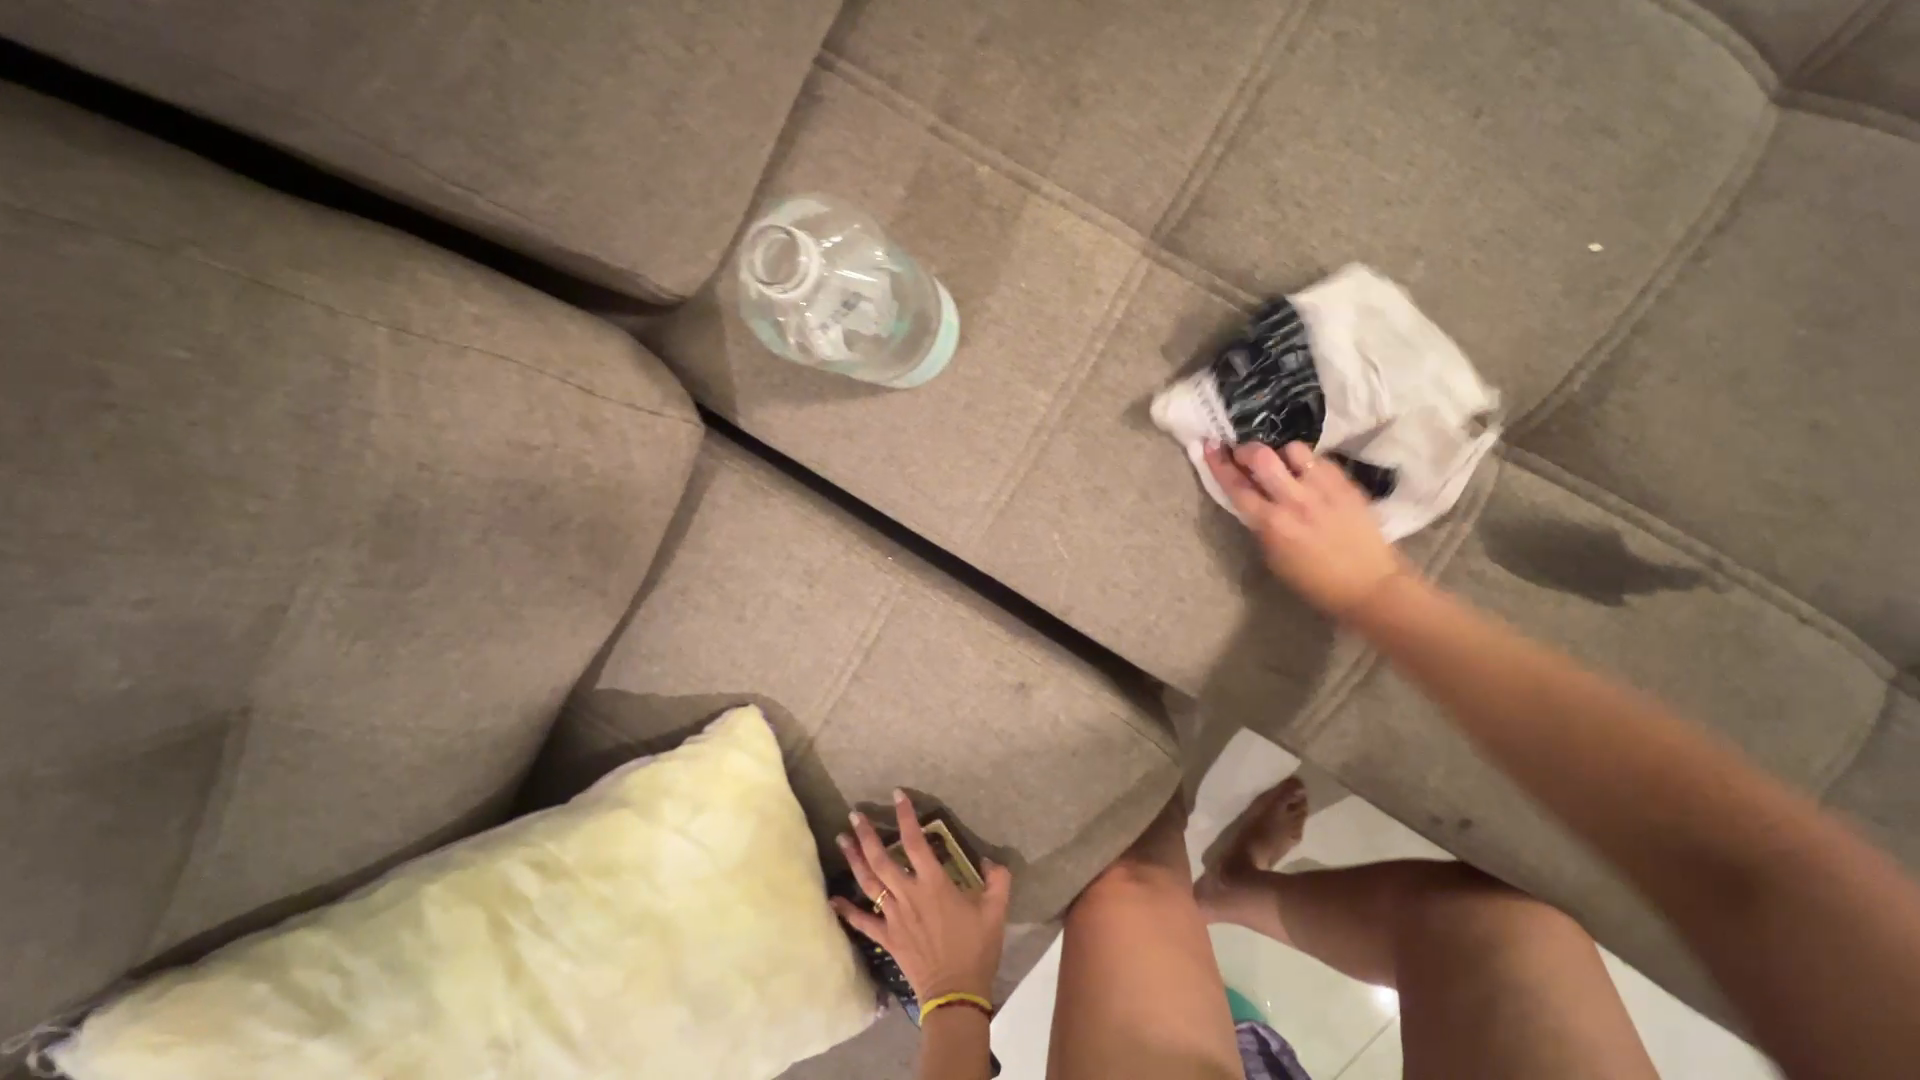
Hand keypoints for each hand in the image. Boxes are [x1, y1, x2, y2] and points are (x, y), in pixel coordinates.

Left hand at [831, 790, 1012, 1002]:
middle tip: (855, 815)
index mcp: (934, 884)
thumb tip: (989, 860)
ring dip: (854, 860)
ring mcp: (893, 917)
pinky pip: (862, 921)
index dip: (906, 817)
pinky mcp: (886, 938)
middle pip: (881, 859)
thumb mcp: (997, 910)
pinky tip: (831, 898)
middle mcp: (909, 894)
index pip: (916, 842)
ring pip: (868, 883)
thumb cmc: (977, 948)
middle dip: (867, 835)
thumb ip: (997, 880)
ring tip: (841, 840)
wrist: (956, 992)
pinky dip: (845, 910)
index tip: (898, 796)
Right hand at [1205, 441, 1413, 618]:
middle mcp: (1294, 501)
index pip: (1236, 486)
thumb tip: (1253, 504)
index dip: (1218, 464)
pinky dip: (1307, 462)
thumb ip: (1261, 527)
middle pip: (1261, 457)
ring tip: (1283, 464)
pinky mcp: (1345, 484)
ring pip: (1293, 450)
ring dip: (1281, 454)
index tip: (1209, 446)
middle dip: (1247, 450)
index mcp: (1272, 524)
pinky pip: (1320, 459)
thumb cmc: (1316, 582)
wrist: (1369, 584)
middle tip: (1244, 453)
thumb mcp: (1275, 560)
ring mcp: (1323, 489)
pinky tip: (1309, 474)